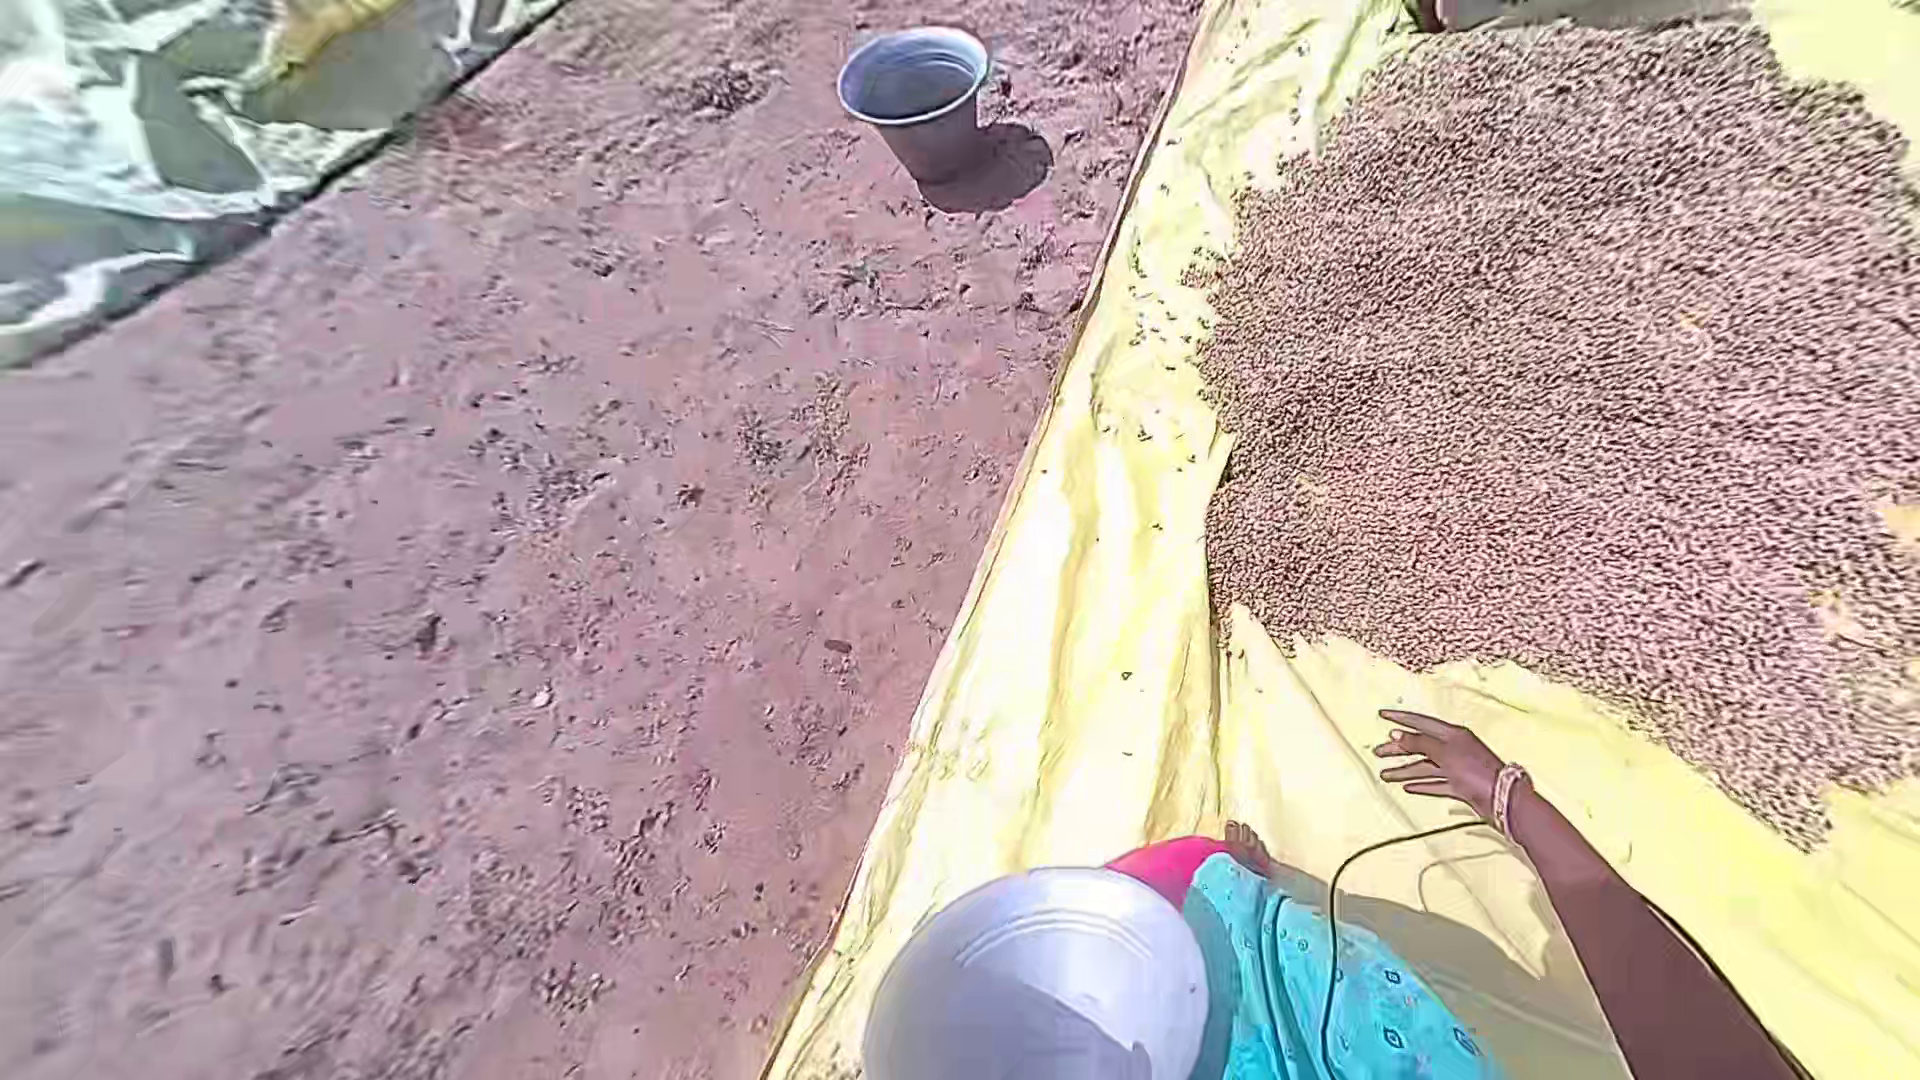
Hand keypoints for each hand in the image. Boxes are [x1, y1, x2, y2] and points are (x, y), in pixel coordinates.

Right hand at [1372, 709, 1504, 818]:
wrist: (1504, 802)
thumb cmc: (1476, 771)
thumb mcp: (1443, 752)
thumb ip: (1418, 742)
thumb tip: (1395, 734)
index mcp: (1452, 735)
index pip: (1420, 722)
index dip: (1400, 718)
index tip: (1382, 714)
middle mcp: (1454, 749)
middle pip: (1420, 746)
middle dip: (1398, 750)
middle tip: (1378, 752)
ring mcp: (1458, 768)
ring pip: (1425, 766)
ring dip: (1404, 771)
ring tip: (1386, 776)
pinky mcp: (1461, 786)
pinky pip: (1436, 783)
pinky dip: (1422, 784)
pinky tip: (1408, 787)